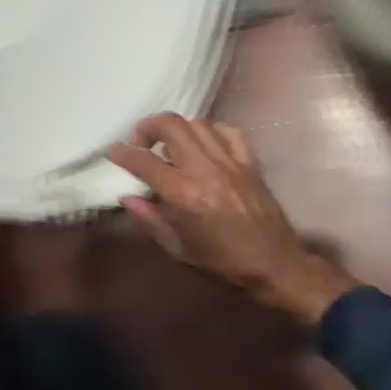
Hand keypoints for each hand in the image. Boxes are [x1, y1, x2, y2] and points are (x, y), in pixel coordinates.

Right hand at [108, 114, 355, 325]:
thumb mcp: (181, 250)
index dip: (122, 153)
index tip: (114, 153)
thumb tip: (128, 198)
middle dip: (148, 128)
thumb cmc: (226, 264)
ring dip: (180, 129)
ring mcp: (232, 164)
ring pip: (199, 123)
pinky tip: (207, 147)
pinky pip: (230, 133)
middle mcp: (207, 170)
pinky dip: (214, 132)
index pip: (144, 160)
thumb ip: (151, 221)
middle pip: (170, 124)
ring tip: (173, 147)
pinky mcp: (252, 165)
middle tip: (143, 144)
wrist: (276, 265)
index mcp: (185, 193)